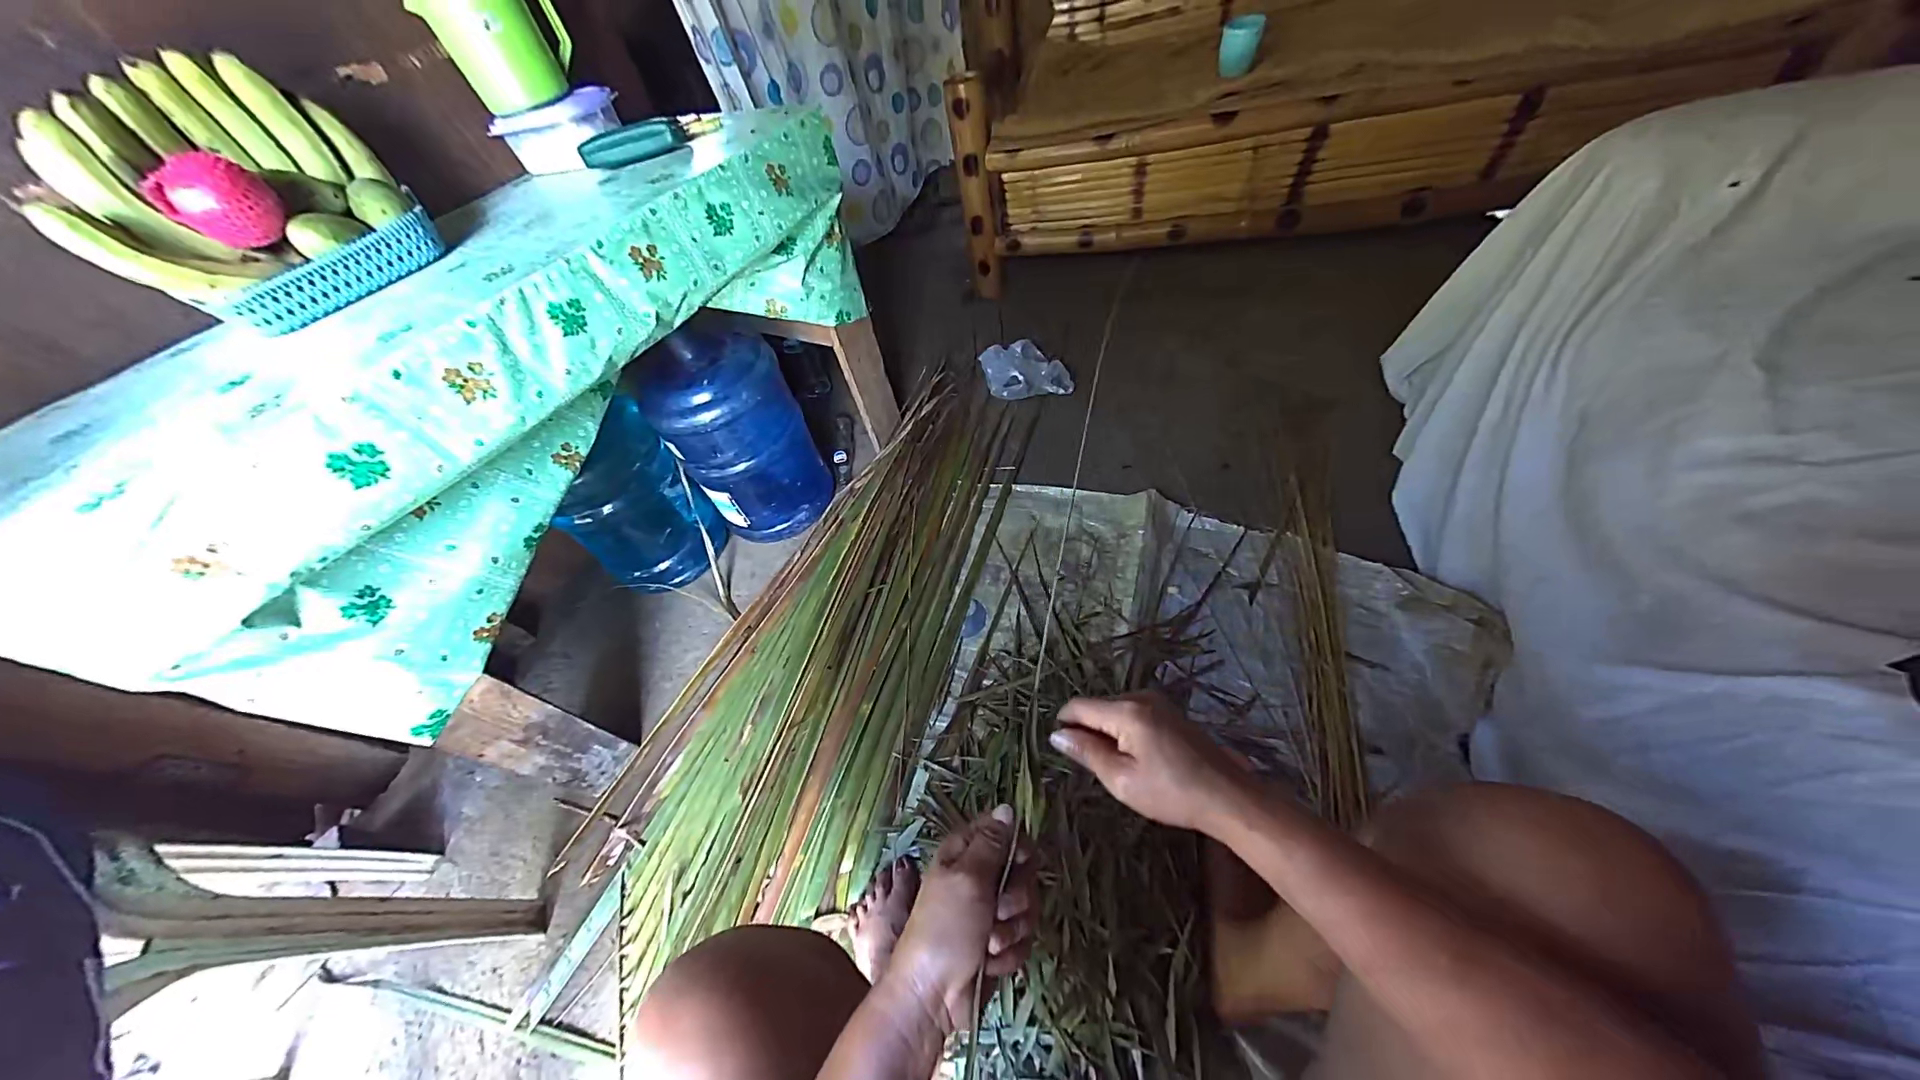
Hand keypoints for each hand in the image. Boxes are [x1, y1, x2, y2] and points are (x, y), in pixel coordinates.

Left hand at [880, 805, 1034, 1034]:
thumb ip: (992, 843)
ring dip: (1011, 930)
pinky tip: (989, 962)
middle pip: (1023, 871)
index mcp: (964, 853)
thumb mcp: (967, 878)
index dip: (1017, 846)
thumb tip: (1008, 808)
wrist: (934, 996)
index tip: (1019, 862)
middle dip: (1016, 897)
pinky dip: (1010, 953)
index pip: (1003, 831)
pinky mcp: (1001, 943)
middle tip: (996, 911)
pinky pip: (1024, 939)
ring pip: (1028, 907)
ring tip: (988, 944)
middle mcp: (979, 878)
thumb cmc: (945, 929)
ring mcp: (991, 912)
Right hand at [1051, 691, 1248, 830]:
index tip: (1063, 751)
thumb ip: (1087, 753)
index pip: (1079, 706)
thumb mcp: (1121, 779)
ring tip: (1120, 768)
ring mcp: (1159, 702)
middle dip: (1089, 732)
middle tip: (1098, 768)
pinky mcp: (1171, 712)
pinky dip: (1127, 733)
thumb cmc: (1172, 793)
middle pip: (1097, 707)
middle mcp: (1141, 697)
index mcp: (1126, 711)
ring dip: (1108, 734)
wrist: (1228, 796)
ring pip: (1115, 711)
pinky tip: (1140, 760)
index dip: (1064, 725)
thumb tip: (1057, 735)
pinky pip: (1134, 715)